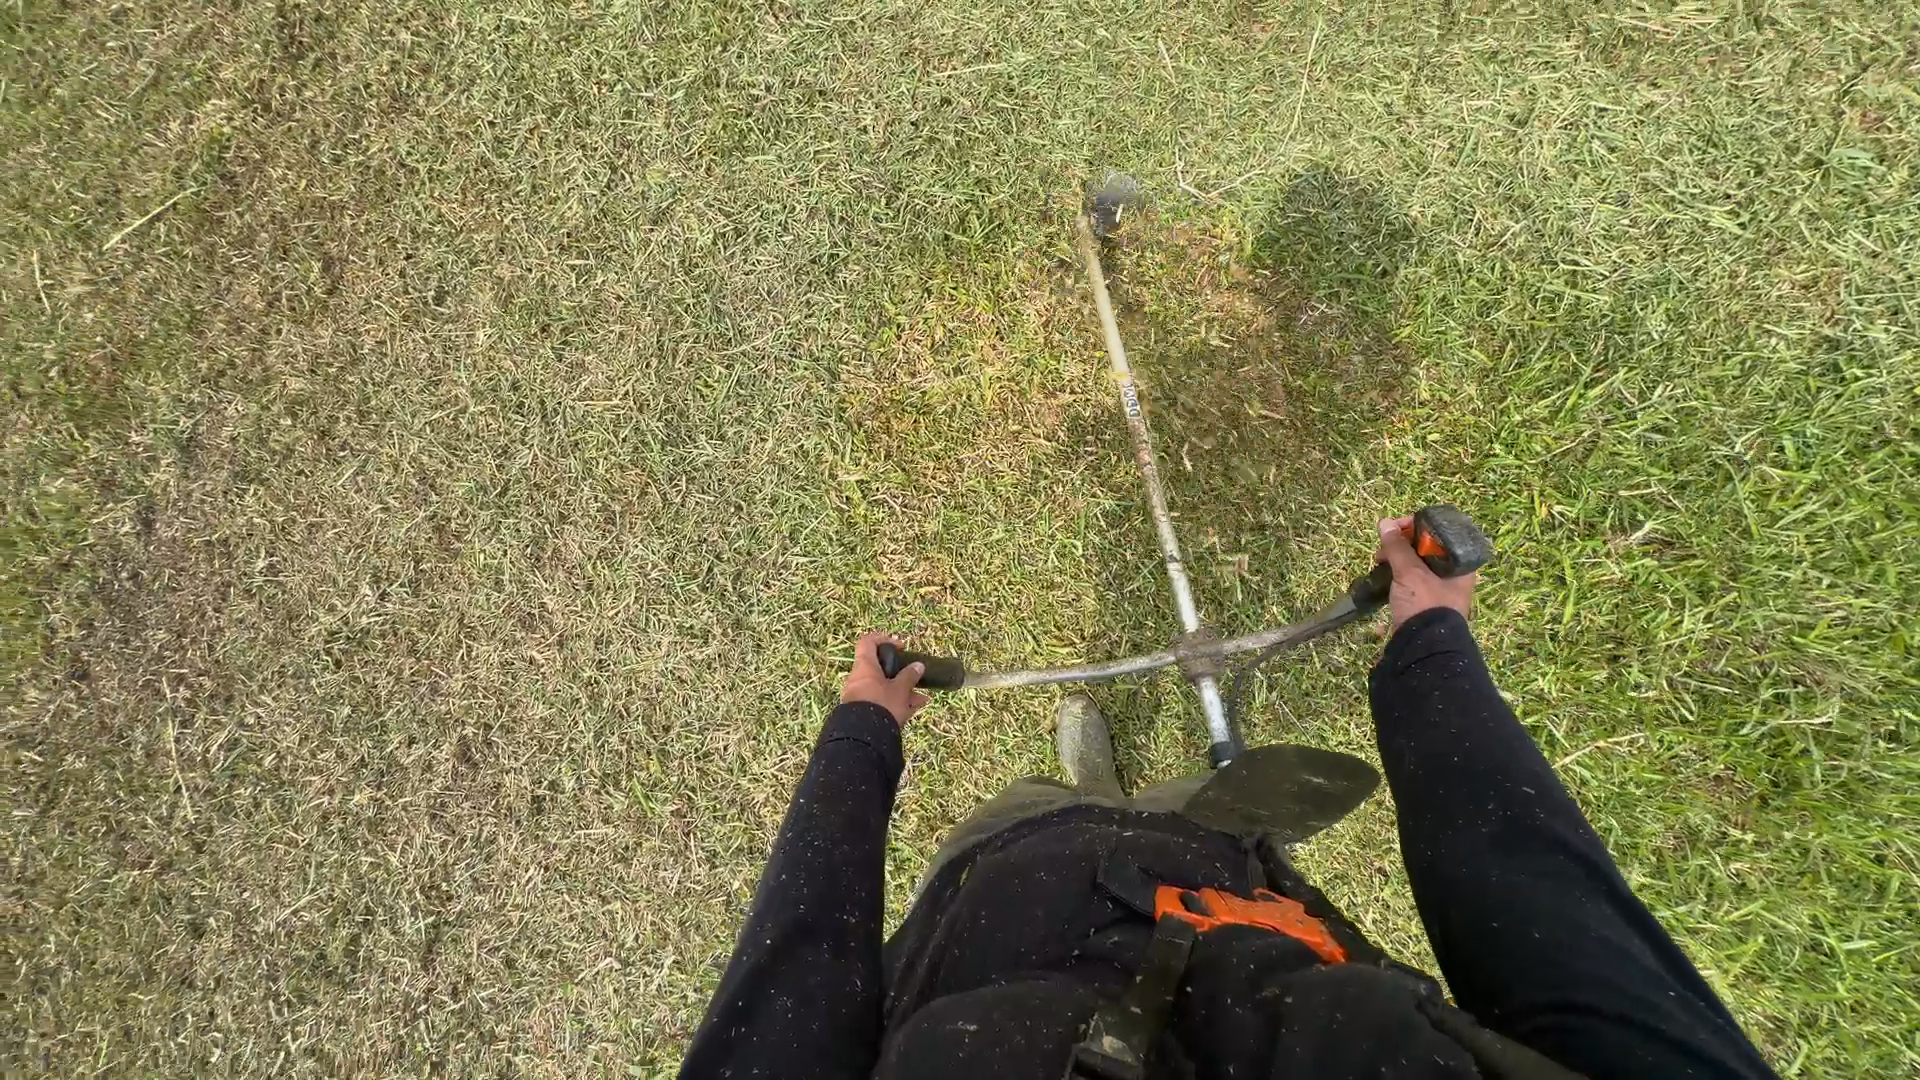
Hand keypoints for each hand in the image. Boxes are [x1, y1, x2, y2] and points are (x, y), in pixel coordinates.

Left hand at [841, 633, 928, 725]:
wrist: (864, 738)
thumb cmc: (882, 705)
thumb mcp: (901, 689)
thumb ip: (910, 676)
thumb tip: (918, 665)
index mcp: (864, 667)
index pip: (868, 642)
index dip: (884, 640)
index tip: (900, 648)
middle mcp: (857, 679)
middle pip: (878, 669)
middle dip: (899, 674)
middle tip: (913, 678)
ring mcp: (857, 696)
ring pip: (881, 688)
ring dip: (900, 691)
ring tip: (920, 699)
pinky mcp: (860, 712)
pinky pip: (879, 702)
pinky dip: (894, 703)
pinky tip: (912, 710)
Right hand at [1374, 516, 1475, 631]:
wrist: (1424, 645)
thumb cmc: (1425, 603)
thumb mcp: (1410, 572)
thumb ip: (1397, 547)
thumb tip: (1384, 523)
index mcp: (1460, 562)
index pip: (1438, 532)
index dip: (1414, 527)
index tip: (1392, 529)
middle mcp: (1453, 572)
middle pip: (1424, 546)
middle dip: (1399, 544)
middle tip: (1382, 551)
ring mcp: (1438, 586)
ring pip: (1414, 562)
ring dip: (1395, 559)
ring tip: (1379, 564)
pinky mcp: (1424, 599)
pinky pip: (1409, 578)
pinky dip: (1395, 574)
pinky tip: (1383, 576)